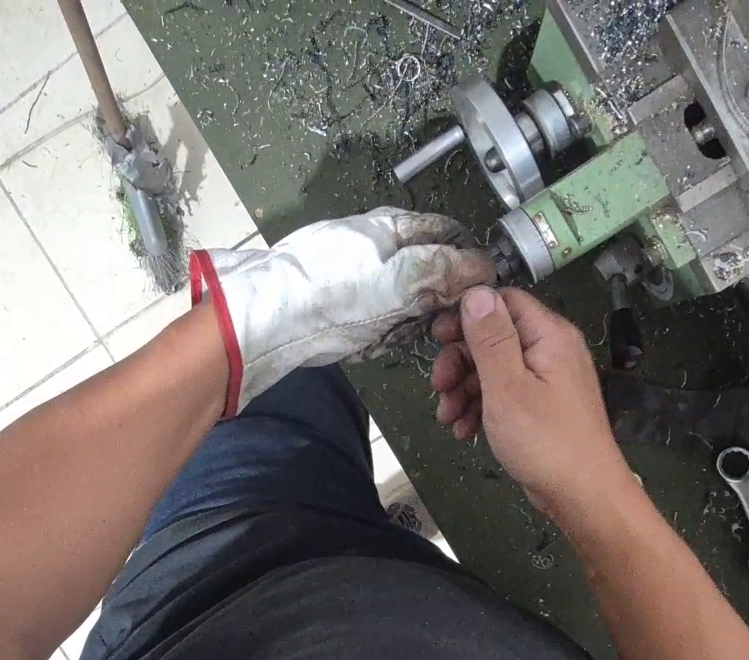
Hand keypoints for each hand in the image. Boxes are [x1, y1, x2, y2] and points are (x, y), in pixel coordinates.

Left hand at [194, 207, 494, 416]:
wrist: (265, 321)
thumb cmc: (330, 296)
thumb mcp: (398, 281)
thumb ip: (442, 271)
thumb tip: (482, 266)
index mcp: (390, 226)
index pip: (446, 234)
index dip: (464, 265)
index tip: (472, 297)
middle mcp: (372, 243)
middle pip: (422, 273)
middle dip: (421, 306)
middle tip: (408, 326)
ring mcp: (351, 272)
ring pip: (397, 303)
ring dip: (393, 327)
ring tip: (373, 336)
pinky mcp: (333, 300)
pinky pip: (369, 320)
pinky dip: (368, 335)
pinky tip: (355, 344)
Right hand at [430, 286, 631, 520]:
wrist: (582, 495)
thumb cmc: (544, 440)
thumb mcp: (507, 386)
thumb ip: (490, 338)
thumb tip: (476, 293)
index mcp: (548, 336)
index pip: (503, 302)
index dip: (466, 315)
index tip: (437, 338)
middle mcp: (550, 351)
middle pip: (494, 338)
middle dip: (459, 362)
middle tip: (437, 387)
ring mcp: (547, 381)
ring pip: (494, 371)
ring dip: (464, 391)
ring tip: (447, 419)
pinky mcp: (541, 407)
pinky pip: (504, 395)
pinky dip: (481, 409)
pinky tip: (464, 431)